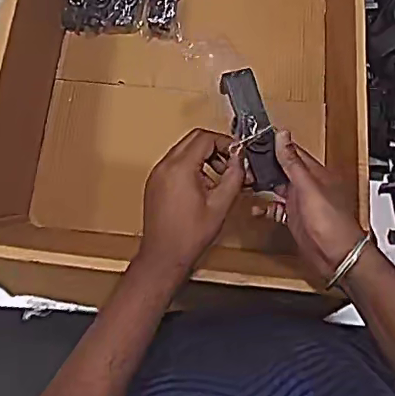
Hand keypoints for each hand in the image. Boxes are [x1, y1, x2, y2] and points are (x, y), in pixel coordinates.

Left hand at [136, 128, 246, 279]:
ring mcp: (157, 174)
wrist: (163, 258)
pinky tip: (203, 186)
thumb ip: (234, 177)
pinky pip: (175, 163)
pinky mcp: (155, 183)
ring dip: (203, 157)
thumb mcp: (220, 205)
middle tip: (230, 163)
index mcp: (180, 168)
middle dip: (215, 148)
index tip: (237, 154)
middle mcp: (165, 166)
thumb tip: (240, 160)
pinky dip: (191, 166)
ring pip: (184, 150)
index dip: (225, 143)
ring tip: (218, 178)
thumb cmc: (188, 236)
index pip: (205, 138)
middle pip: (194, 139)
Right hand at [255, 129, 367, 282]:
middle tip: (246, 161)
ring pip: (279, 187)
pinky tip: (256, 209)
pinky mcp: (296, 219)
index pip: (292, 151)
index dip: (275, 145)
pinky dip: (266, 207)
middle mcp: (308, 185)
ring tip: (247, 180)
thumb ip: (293, 163)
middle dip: (265, 165)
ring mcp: (302, 203)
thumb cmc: (332, 223)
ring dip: (264, 184)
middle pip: (283, 169)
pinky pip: (277, 209)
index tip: (258, 138)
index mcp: (314, 173)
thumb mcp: (308, 188)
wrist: (338, 258)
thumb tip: (283, 136)